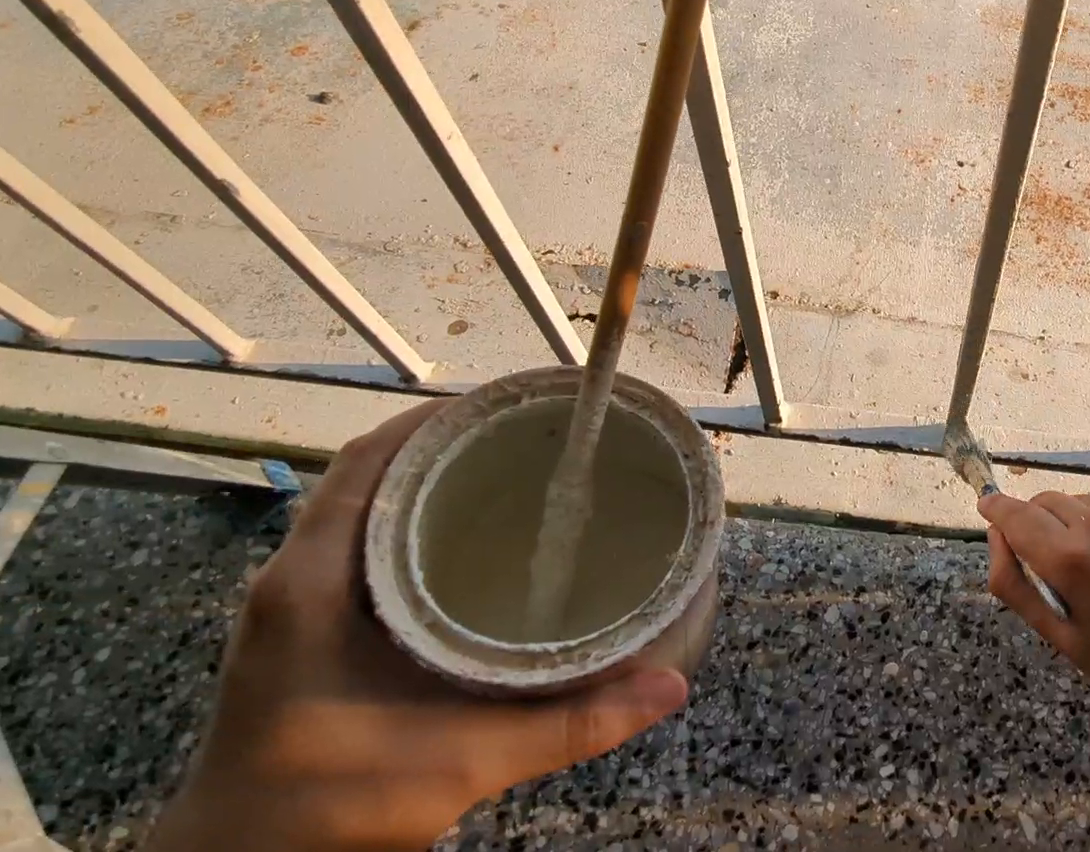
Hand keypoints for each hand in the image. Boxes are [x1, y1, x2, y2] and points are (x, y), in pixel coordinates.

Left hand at [147, 401, 690, 851]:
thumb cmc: (329, 809)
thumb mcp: (459, 765)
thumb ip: (567, 726)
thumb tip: (669, 689)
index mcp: (314, 583)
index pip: (371, 463)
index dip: (438, 419)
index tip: (514, 404)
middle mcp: (297, 575)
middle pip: (376, 472)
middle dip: (453, 441)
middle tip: (537, 436)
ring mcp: (295, 600)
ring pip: (369, 505)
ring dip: (434, 477)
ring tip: (517, 472)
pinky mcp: (306, 625)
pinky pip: (366, 541)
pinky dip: (419, 518)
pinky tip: (476, 539)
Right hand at [977, 491, 1089, 728]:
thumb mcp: (1056, 635)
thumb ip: (1013, 583)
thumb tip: (996, 537)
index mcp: (1069, 558)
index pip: (1015, 515)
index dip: (995, 508)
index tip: (984, 505)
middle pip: (1042, 501)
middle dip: (1029, 519)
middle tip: (1035, 558)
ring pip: (1074, 501)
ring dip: (1062, 520)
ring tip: (1078, 564)